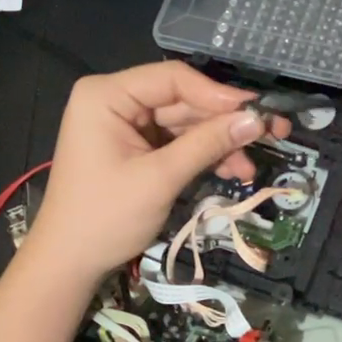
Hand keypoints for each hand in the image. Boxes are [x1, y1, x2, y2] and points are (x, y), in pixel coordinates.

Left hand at [27, 61, 287, 280]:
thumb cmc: (106, 217)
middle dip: (224, 122)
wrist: (69, 262)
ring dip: (218, 144)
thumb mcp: (160, 178)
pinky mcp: (135, 149)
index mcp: (107, 95)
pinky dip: (202, 156)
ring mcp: (125, 126)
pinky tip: (232, 171)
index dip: (218, 94)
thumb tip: (257, 120)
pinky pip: (176, 143)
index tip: (257, 112)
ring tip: (249, 169)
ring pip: (185, 124)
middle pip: (182, 100)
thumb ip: (207, 144)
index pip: (173, 78)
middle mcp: (115, 101)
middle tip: (272, 134)